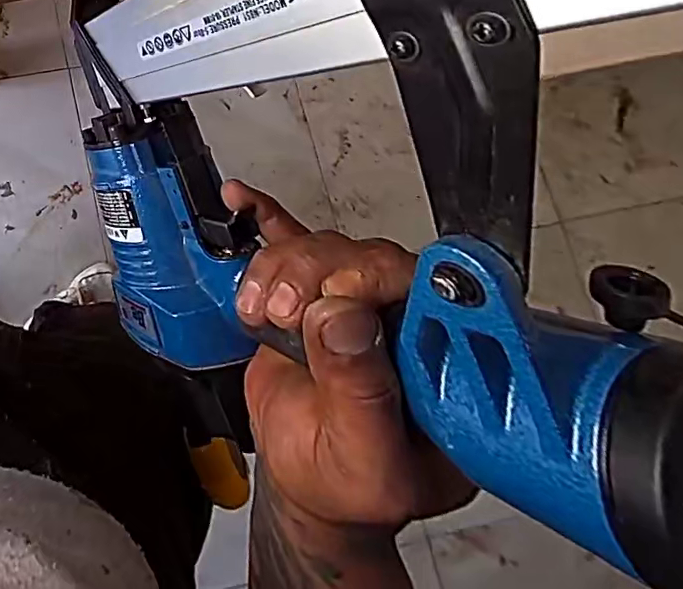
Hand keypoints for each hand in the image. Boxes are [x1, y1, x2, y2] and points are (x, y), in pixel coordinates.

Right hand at [228, 181, 476, 532]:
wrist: (306, 474)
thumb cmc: (347, 480)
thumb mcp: (366, 462)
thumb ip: (362, 395)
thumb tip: (345, 316)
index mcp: (439, 359)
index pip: (426, 289)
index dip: (377, 278)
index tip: (335, 295)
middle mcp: (403, 316)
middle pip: (365, 256)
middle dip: (314, 274)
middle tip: (286, 315)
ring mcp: (353, 295)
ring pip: (321, 245)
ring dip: (279, 269)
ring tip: (262, 314)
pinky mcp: (308, 285)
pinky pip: (288, 237)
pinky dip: (263, 216)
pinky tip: (243, 202)